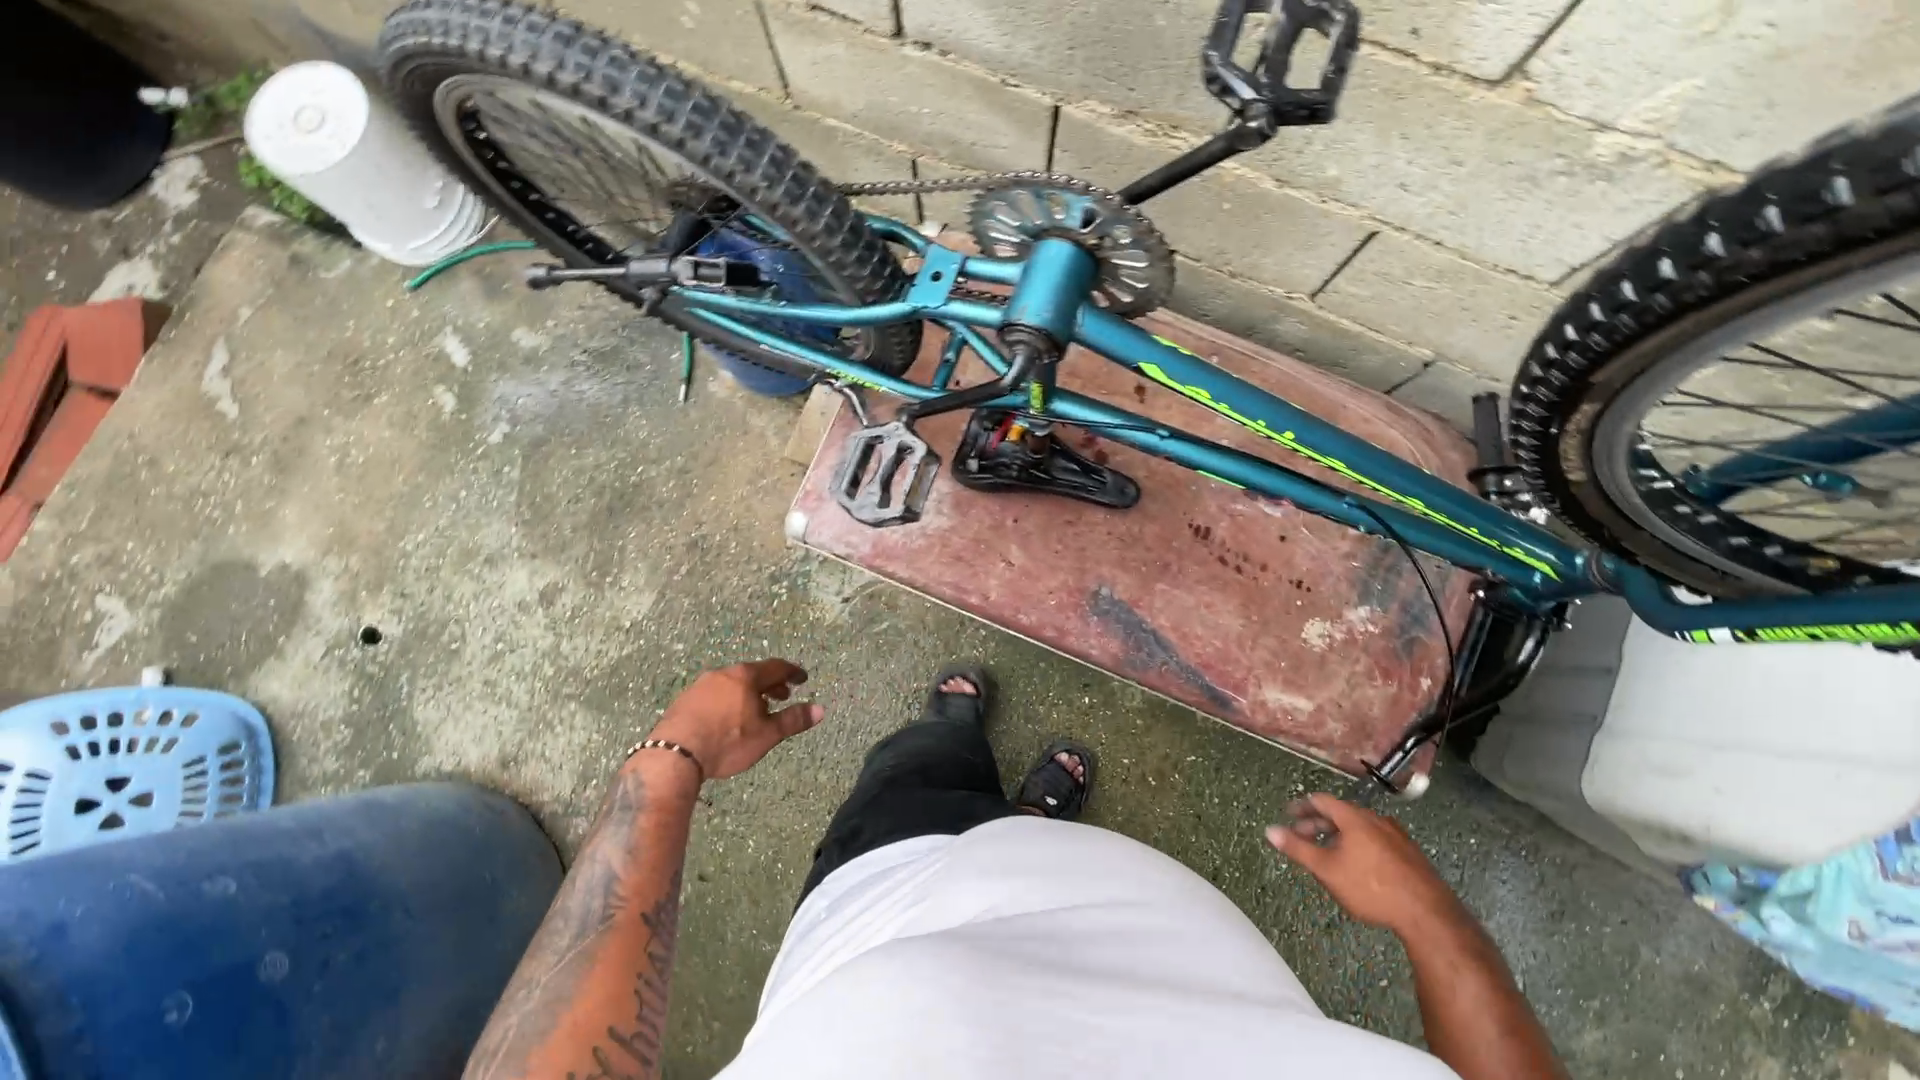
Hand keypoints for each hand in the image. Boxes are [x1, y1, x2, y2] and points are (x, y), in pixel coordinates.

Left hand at [644, 659, 823, 780]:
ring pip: (731, 684)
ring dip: (747, 693)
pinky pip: (714, 694)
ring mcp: (700, 686)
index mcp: (745, 677)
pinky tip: (727, 719)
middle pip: (752, 674)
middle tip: (782, 696)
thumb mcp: (767, 734)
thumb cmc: (728, 742)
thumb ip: (793, 720)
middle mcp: (723, 674)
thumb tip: (820, 710)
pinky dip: (728, 701)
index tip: (802, 678)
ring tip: (755, 710)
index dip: (792, 673)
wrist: (675, 754)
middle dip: (770, 684)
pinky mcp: (684, 700)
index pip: (776, 667)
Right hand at [1265, 794, 1463, 935]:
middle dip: (1318, 824)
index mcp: (1354, 818)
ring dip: (1339, 836)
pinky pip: (1376, 840)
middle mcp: (1376, 820)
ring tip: (1327, 853)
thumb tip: (1270, 830)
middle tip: (1302, 836)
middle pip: (1341, 814)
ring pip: (1360, 828)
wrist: (1427, 913)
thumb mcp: (1326, 869)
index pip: (1322, 801)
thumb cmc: (1370, 887)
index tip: (1289, 814)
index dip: (1302, 806)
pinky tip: (1358, 866)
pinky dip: (1358, 845)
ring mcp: (1397, 836)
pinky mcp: (1410, 854)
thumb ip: (1297, 849)